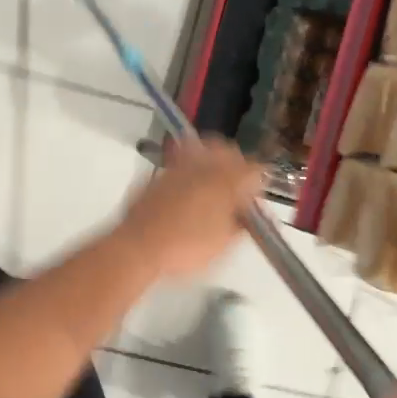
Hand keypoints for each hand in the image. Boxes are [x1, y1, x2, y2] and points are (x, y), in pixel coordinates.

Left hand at [112, 136, 263, 278]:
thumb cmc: (185, 248)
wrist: (139, 246)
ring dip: (212, 160)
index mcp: (225, 181)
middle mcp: (203, 166)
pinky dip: (190, 168)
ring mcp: (178, 166)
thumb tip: (246, 217)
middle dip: (235, 162)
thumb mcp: (223, 243)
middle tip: (237, 182)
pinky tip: (188, 187)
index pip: (253, 168)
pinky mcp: (158, 173)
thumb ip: (240, 225)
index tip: (254, 195)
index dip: (258, 180)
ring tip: (213, 182)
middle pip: (227, 150)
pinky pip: (180, 160)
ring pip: (202, 149)